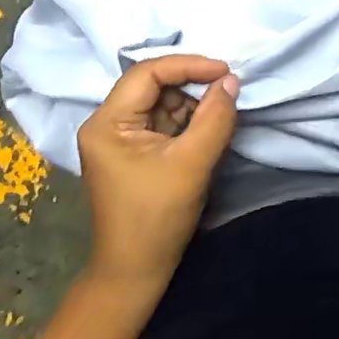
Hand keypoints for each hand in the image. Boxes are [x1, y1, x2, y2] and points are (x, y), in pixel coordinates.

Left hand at [76, 55, 239, 294]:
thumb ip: (214, 118)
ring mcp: (118, 140)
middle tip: (227, 94)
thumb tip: (231, 81)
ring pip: (160, 105)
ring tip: (219, 118)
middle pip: (153, 87)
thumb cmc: (156, 219)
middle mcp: (106, 124)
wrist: (135, 273)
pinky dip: (186, 124)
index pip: (147, 74)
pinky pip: (161, 125)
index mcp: (107, 122)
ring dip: (191, 107)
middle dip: (191, 88)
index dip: (188, 66)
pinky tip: (206, 132)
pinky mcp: (132, 154)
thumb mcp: (191, 164)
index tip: (225, 71)